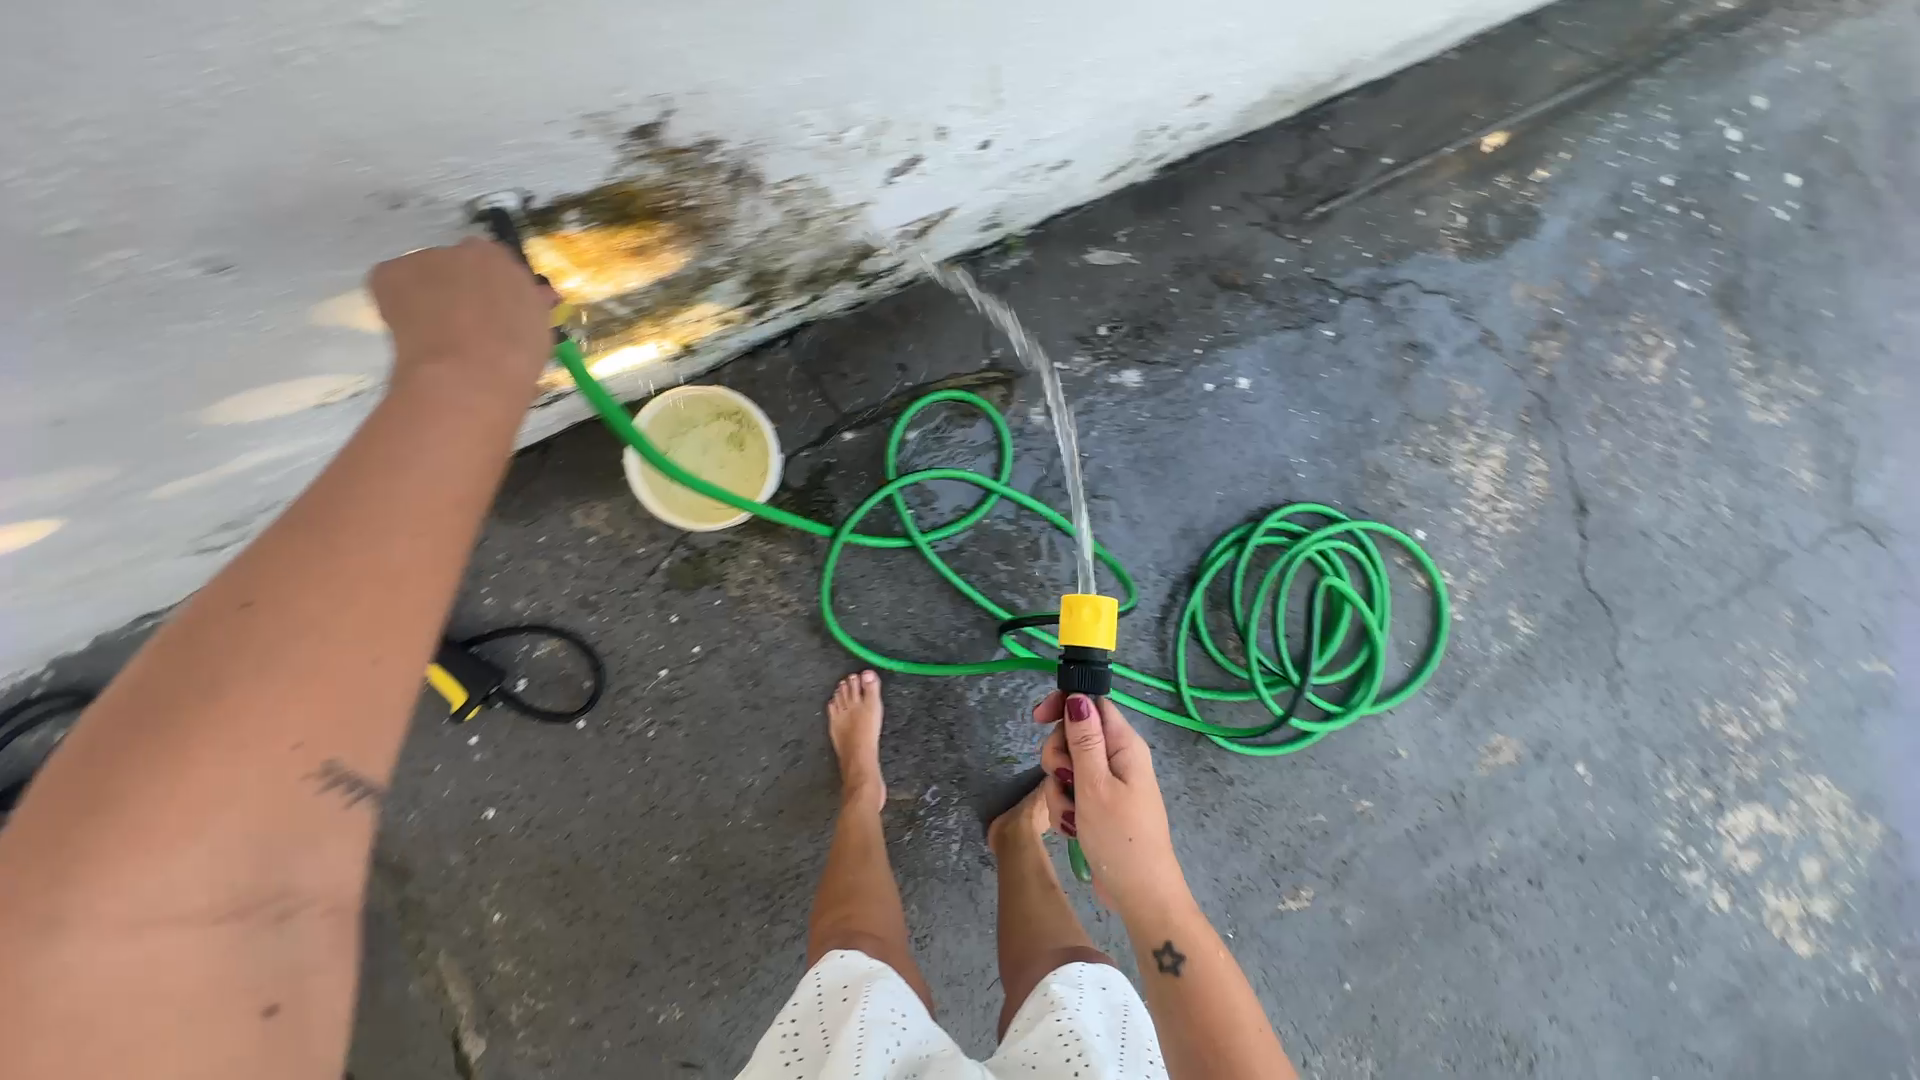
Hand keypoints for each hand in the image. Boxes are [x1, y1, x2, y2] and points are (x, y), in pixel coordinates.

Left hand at [367, 237, 557, 394]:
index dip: (495, 290)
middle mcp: (463, 249)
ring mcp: (423, 259)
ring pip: (427, 275)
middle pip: (459, 266)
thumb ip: (533, 303)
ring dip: (432, 295)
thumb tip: (538, 295)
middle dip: (462, 289)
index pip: (496, 264)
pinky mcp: (389, 273)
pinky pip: (394, 284)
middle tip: (467, 326)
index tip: (496, 314)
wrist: (468, 374)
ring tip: (439, 334)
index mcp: (502, 259)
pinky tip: (414, 331)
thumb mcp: (539, 327)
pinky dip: (399, 302)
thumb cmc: (516, 356)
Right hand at [1035, 692, 1187, 915]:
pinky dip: (1065, 808)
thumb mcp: (1095, 785)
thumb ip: (1083, 740)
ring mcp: (1108, 783)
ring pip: (1066, 767)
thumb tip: (1077, 697)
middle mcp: (1117, 758)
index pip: (1092, 703)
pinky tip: (1073, 828)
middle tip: (1064, 779)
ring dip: (1059, 790)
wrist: (1139, 894)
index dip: (1064, 705)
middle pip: (1073, 736)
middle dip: (1058, 758)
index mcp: (1124, 745)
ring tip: (1073, 814)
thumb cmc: (1120, 838)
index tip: (1037, 718)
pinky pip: (1070, 793)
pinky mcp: (1099, 805)